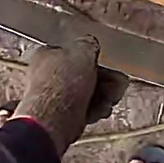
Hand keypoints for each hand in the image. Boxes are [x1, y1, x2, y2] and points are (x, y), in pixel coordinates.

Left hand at [11, 37, 115, 151]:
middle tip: (117, 83)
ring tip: (112, 97)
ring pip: (85, 94)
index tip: (107, 63)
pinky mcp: (61, 117)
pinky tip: (102, 109)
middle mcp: (46, 77)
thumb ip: (88, 45)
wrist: (55, 119)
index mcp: (46, 56)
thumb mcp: (82, 52)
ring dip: (103, 95)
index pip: (72, 53)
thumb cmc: (61, 84)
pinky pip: (83, 110)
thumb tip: (91, 43)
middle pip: (82, 75)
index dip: (93, 58)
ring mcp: (53, 99)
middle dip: (104, 79)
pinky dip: (95, 109)